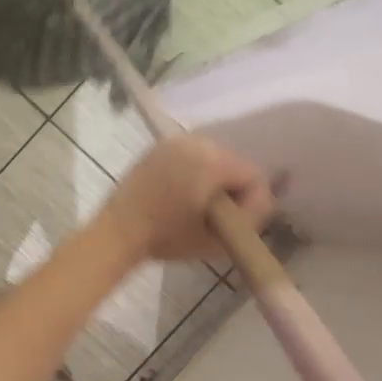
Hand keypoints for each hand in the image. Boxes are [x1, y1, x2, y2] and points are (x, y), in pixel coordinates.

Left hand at [96, 133, 274, 261]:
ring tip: (201, 208)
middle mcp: (196, 142)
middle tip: (222, 217)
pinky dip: (193, 173)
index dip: (253, 202)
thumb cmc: (168, 237)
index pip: (253, 175)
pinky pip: (189, 158)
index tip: (238, 223)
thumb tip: (262, 203)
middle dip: (233, 190)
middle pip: (233, 164)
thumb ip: (251, 219)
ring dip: (214, 181)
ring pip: (212, 159)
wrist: (119, 231)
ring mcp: (174, 142)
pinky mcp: (157, 148)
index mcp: (213, 160)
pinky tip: (182, 196)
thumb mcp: (218, 238)